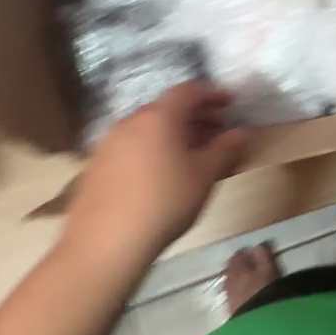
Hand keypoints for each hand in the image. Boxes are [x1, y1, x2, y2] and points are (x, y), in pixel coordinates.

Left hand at [60, 83, 247, 273]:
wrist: (105, 243)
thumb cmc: (165, 201)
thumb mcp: (205, 174)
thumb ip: (226, 148)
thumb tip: (241, 132)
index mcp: (159, 117)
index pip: (188, 91)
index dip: (213, 93)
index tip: (231, 102)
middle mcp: (130, 122)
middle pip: (166, 107)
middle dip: (195, 114)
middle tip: (217, 128)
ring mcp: (108, 144)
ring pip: (147, 127)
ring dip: (173, 131)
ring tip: (192, 152)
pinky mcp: (95, 166)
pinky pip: (131, 145)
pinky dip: (152, 147)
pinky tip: (162, 171)